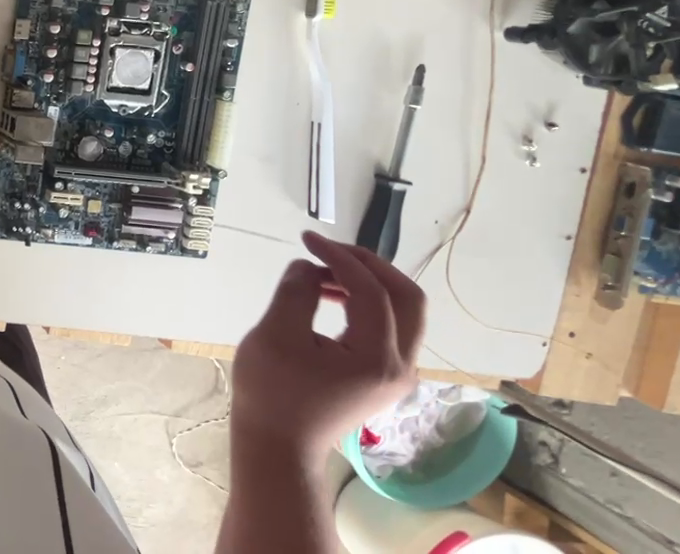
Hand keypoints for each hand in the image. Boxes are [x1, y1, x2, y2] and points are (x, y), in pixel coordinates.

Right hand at [231, 232, 426, 456]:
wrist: (279, 442)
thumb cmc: (273, 389)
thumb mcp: (275, 334)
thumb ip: (296, 293)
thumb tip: (309, 266)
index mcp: (377, 356)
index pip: (372, 291)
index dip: (340, 258)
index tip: (306, 238)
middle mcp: (401, 365)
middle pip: (408, 299)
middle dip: (369, 265)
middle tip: (328, 248)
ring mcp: (396, 373)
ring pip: (401, 312)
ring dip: (366, 282)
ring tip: (320, 270)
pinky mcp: (382, 376)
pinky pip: (387, 327)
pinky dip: (363, 302)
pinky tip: (327, 296)